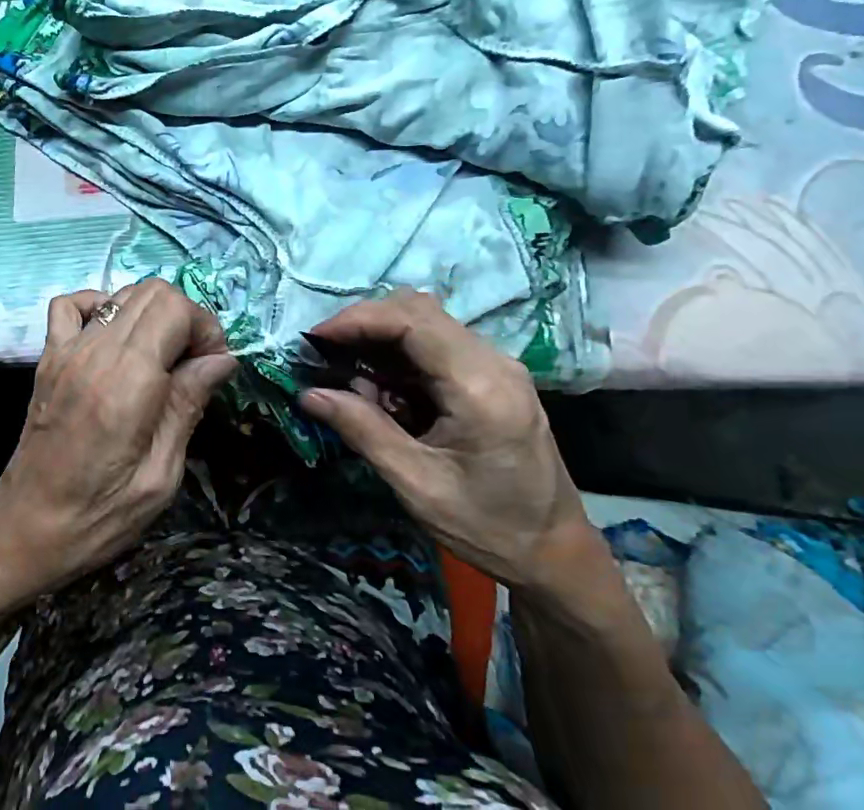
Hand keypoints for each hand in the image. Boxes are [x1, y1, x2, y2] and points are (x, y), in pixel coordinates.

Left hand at [0, 280, 236, 631]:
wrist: (25, 528)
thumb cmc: (98, 517)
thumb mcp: (160, 476)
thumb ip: (187, 406)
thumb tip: (221, 359)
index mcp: (126, 382)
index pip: (174, 308)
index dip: (205, 328)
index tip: (212, 368)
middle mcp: (93, 353)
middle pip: (151, 292)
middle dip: (185, 318)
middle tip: (193, 365)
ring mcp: (64, 351)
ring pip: (120, 294)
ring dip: (151, 315)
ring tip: (162, 359)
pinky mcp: (47, 358)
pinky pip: (70, 305)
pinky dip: (100, 307)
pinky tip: (115, 339)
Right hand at [296, 290, 596, 596]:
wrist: (554, 552)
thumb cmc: (486, 525)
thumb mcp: (416, 484)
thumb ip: (363, 431)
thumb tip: (309, 393)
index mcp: (479, 387)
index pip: (412, 320)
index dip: (357, 320)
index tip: (314, 340)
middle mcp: (493, 362)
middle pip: (417, 310)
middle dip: (363, 324)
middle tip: (324, 356)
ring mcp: (495, 367)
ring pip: (425, 322)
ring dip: (378, 339)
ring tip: (347, 376)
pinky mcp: (491, 377)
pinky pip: (435, 345)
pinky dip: (397, 355)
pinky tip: (379, 389)